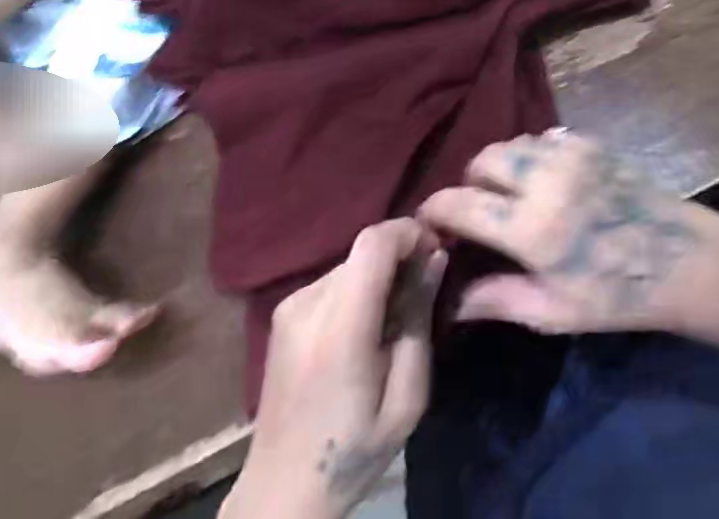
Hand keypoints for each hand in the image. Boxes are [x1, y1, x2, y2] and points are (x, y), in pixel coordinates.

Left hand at [224, 219, 446, 518]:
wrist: (282, 486)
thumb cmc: (354, 450)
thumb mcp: (407, 398)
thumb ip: (419, 322)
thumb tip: (434, 260)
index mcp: (340, 328)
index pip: (373, 243)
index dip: (410, 232)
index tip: (437, 250)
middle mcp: (308, 303)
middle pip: (364, 251)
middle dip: (401, 257)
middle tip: (424, 292)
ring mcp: (290, 305)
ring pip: (350, 263)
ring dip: (380, 275)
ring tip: (395, 319)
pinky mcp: (283, 311)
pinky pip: (333, 281)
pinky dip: (358, 289)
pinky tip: (366, 329)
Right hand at [417, 130, 718, 334]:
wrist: (686, 261)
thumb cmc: (619, 295)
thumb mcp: (556, 312)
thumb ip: (499, 300)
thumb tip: (451, 300)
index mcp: (531, 228)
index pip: (461, 203)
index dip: (436, 209)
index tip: (430, 220)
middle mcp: (544, 180)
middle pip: (482, 161)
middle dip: (471, 183)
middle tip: (481, 208)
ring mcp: (570, 155)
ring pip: (511, 144)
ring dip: (501, 165)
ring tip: (512, 192)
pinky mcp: (591, 144)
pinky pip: (543, 137)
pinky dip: (532, 153)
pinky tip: (545, 178)